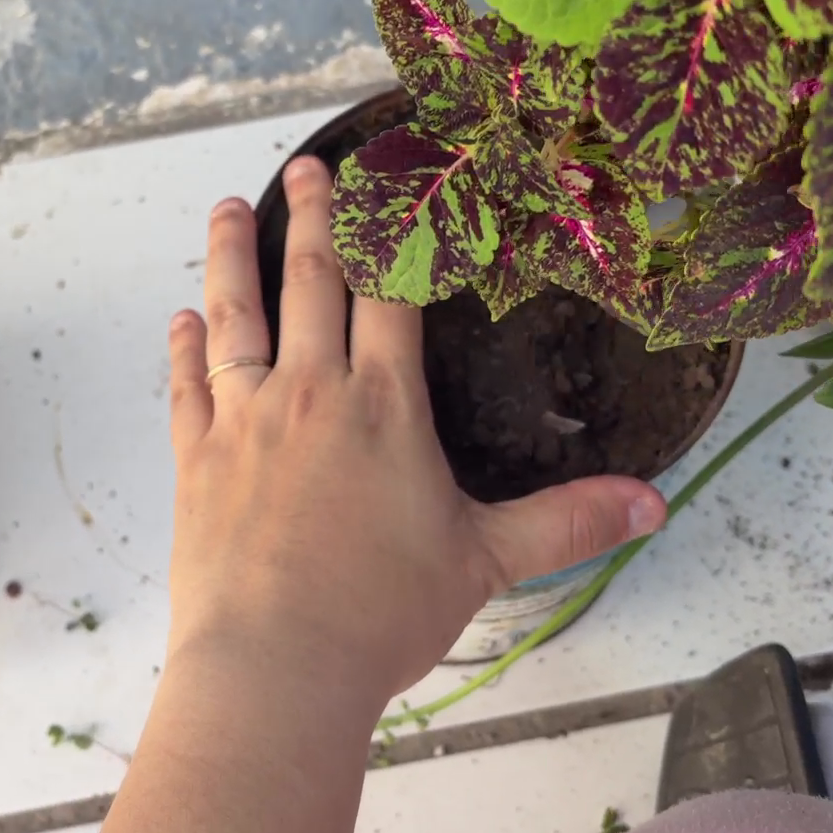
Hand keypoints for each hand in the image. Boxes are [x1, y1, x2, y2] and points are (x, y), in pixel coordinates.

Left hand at [163, 156, 668, 704]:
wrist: (278, 664)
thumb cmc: (379, 613)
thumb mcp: (483, 562)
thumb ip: (564, 522)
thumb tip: (652, 504)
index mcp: (381, 404)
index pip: (392, 292)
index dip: (396, 233)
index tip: (394, 184)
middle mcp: (309, 391)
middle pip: (312, 281)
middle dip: (315, 217)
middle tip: (307, 168)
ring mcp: (244, 418)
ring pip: (236, 315)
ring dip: (231, 256)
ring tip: (228, 208)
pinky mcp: (197, 454)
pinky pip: (188, 384)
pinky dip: (184, 347)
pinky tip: (180, 318)